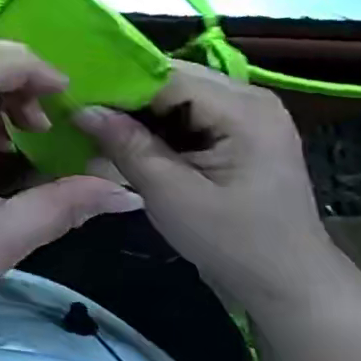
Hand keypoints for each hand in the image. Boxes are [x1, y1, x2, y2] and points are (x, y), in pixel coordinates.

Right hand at [72, 61, 343, 305]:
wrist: (287, 284)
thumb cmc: (233, 241)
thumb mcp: (170, 194)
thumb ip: (126, 145)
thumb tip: (82, 109)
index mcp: (243, 109)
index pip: (165, 76)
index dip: (116, 86)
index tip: (73, 102)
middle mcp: (248, 99)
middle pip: (170, 80)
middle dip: (123, 97)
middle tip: (78, 114)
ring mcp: (245, 115)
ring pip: (173, 96)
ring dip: (135, 112)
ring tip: (94, 126)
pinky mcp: (236, 133)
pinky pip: (184, 114)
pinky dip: (152, 125)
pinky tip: (124, 141)